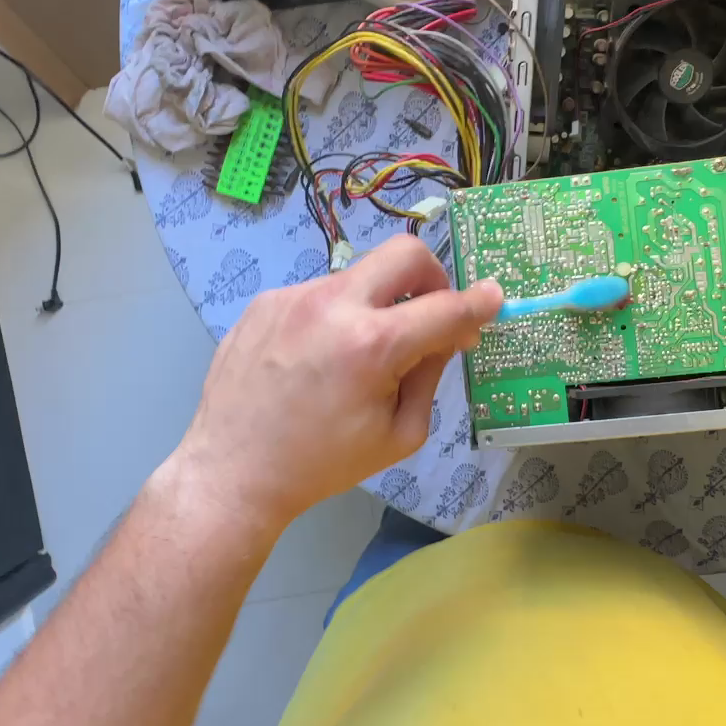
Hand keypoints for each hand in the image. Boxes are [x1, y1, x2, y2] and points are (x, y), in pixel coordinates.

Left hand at [159, 235, 501, 531]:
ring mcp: (293, 296)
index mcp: (372, 344)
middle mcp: (333, 304)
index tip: (493, 297)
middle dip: (433, 276)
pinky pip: (321, 294)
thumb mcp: (399, 435)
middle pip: (404, 253)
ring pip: (359, 276)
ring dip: (377, 304)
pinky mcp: (266, 301)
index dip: (478, 303)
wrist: (232, 471)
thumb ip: (430, 374)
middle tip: (430, 311)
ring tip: (357, 354)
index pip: (445, 307)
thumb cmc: (323, 464)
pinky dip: (337, 316)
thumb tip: (447, 335)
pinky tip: (317, 358)